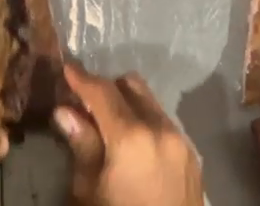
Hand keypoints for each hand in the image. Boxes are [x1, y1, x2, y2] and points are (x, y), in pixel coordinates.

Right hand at [54, 65, 203, 205]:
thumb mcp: (90, 192)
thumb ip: (82, 146)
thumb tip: (66, 111)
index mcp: (133, 136)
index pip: (102, 91)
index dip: (81, 78)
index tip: (66, 67)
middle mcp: (162, 130)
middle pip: (130, 86)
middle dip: (106, 89)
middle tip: (84, 103)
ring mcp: (183, 144)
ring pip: (150, 103)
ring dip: (127, 105)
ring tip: (107, 125)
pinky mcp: (194, 162)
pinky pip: (165, 126)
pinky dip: (145, 124)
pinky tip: (131, 147)